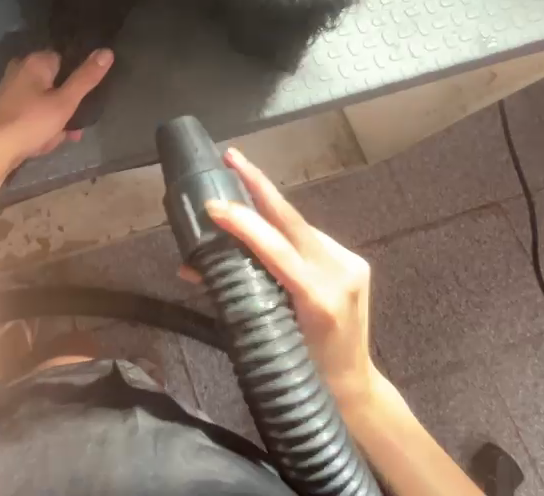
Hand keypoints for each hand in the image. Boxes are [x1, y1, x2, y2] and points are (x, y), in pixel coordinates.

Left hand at [0, 49, 113, 180]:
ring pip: (43, 101)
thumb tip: (107, 51)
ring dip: (54, 120)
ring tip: (58, 139)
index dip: (76, 80)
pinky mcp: (3, 107)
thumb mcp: (64, 103)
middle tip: (72, 128)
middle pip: (54, 83)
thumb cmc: (29, 123)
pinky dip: (38, 125)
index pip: (65, 60)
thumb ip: (86, 78)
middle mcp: (20, 69)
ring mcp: (9, 89)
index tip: (83, 100)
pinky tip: (42, 143)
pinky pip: (29, 112)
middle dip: (66, 106)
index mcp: (35, 61)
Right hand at [193, 147, 382, 407]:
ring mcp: (351, 265)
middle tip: (231, 157)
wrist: (353, 385)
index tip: (214, 206)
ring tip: (240, 189)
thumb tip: (188, 268)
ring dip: (268, 210)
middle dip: (258, 184)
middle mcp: (339, 274)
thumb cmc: (303, 368)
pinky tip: (269, 227)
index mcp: (319, 298)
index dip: (243, 223)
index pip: (276, 248)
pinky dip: (285, 230)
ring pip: (299, 227)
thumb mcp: (266, 333)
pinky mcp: (355, 262)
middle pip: (292, 220)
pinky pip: (310, 237)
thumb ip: (232, 295)